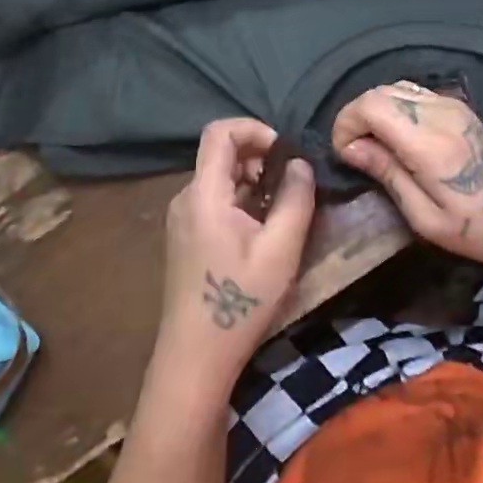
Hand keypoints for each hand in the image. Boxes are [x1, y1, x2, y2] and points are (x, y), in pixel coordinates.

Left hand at [153, 119, 316, 389]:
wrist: (196, 353)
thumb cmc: (241, 301)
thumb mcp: (281, 250)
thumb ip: (295, 200)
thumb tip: (301, 164)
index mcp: (203, 193)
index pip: (219, 131)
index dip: (253, 128)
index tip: (284, 152)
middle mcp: (186, 196)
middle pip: (219, 154)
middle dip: (258, 158)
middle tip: (290, 185)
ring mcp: (181, 216)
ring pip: (218, 178)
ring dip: (251, 181)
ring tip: (280, 211)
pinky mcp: (184, 234)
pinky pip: (213, 200)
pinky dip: (239, 200)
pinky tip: (259, 230)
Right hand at [331, 81, 482, 272]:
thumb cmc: (479, 230)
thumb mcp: (424, 217)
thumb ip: (387, 173)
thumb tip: (350, 147)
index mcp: (430, 143)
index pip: (370, 105)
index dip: (346, 125)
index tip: (346, 155)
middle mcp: (440, 113)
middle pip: (378, 92)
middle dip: (355, 118)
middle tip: (356, 152)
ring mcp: (452, 106)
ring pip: (393, 88)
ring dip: (373, 112)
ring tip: (374, 146)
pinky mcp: (459, 108)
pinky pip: (411, 93)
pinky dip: (392, 108)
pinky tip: (396, 137)